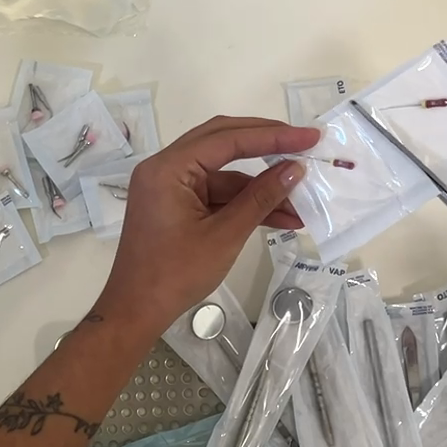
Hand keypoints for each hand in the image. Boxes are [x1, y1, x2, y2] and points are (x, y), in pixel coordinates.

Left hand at [94, 116, 318, 337]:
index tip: (309, 136)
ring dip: (261, 187)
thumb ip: (260, 198)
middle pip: (223, 143)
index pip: (226, 139)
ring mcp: (170, 186)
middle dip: (266, 146)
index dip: (272, 136)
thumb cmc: (175, 274)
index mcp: (168, 168)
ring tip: (301, 201)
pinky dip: (244, 204)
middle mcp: (165, 168)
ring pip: (223, 174)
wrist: (137, 310)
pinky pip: (215, 194)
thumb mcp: (224, 236)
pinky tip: (280, 217)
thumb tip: (295, 169)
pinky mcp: (176, 205)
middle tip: (306, 146)